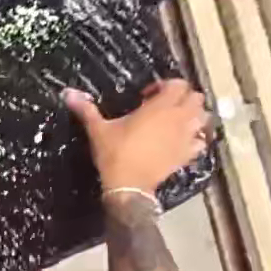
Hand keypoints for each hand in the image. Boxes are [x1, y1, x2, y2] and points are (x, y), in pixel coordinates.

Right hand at [64, 80, 208, 193]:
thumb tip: (67, 93)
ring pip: (203, 117)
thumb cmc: (114, 154)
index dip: (165, 86)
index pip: (178, 84)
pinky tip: (182, 142)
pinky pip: (201, 142)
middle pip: (196, 97)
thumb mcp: (99, 130)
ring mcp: (186, 137)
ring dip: (193, 116)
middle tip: (165, 107)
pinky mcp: (187, 155)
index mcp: (160, 107)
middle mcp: (178, 118)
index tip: (148, 96)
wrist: (128, 187)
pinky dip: (196, 139)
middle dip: (183, 98)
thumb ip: (86, 109)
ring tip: (176, 122)